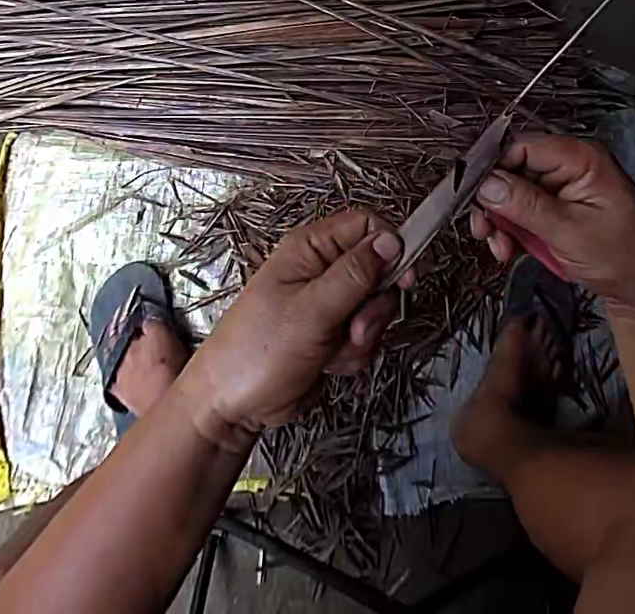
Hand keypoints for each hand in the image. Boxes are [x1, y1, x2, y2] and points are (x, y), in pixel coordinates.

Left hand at [179, 209, 401, 444]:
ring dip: (365, 333)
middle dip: (376, 303)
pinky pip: (365, 333)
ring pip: (375, 305)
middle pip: (378, 268)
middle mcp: (321, 269)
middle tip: (358, 325)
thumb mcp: (311, 310)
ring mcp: (328, 301)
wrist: (231, 408)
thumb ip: (355, 274)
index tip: (404, 275)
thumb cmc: (258, 352)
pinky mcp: (333, 331)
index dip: (390, 245)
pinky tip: (329, 362)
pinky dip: (355, 352)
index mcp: (310, 248)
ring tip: (336, 348)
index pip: (366, 225)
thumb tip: (392, 240)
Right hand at [469, 133, 634, 315]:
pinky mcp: (552, 210)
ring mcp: (559, 189)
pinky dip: (508, 231)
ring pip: (510, 192)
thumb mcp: (571, 231)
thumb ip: (526, 205)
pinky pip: (519, 212)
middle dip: (493, 200)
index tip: (471, 192)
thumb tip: (487, 183)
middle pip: (511, 169)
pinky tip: (507, 250)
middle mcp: (567, 167)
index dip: (492, 167)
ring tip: (497, 246)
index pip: (522, 146)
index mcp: (580, 158)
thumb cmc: (624, 257)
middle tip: (482, 228)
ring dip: (498, 220)